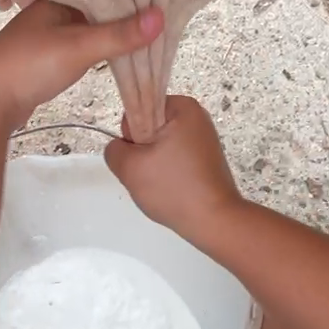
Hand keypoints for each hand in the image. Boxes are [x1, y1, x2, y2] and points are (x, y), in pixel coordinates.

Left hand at [0, 0, 163, 127]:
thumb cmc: (28, 66)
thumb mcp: (79, 48)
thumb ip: (119, 34)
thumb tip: (161, 17)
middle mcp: (52, 8)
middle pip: (96, 3)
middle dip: (124, 7)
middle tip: (161, 6)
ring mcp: (49, 32)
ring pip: (90, 24)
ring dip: (113, 27)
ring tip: (148, 27)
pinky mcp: (48, 54)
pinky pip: (82, 42)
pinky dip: (100, 44)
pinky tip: (118, 49)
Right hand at [104, 96, 247, 242]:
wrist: (215, 221)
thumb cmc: (173, 188)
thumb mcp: (130, 167)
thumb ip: (114, 149)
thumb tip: (120, 148)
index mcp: (182, 107)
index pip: (139, 110)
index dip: (132, 134)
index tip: (141, 155)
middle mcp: (197, 116)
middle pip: (149, 127)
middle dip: (143, 150)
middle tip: (149, 173)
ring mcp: (204, 137)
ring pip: (161, 144)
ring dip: (154, 163)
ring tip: (162, 184)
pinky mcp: (207, 157)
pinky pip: (175, 157)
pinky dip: (169, 171)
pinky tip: (172, 188)